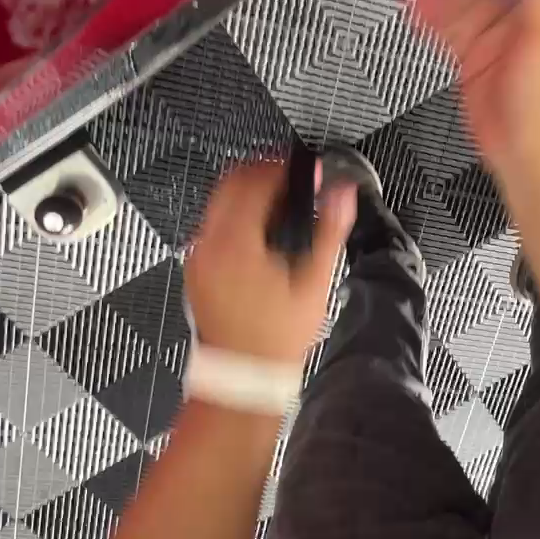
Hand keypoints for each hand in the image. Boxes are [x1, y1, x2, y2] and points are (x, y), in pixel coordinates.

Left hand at [183, 161, 355, 362]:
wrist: (243, 372)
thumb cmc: (274, 336)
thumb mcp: (313, 281)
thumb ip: (329, 230)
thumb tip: (342, 194)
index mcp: (236, 242)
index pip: (254, 179)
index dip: (284, 166)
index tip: (306, 169)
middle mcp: (208, 244)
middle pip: (231, 182)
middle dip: (264, 172)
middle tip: (292, 176)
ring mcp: (198, 256)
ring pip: (219, 201)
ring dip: (249, 192)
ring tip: (281, 202)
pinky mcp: (197, 268)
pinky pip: (213, 225)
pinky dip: (236, 216)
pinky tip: (260, 230)